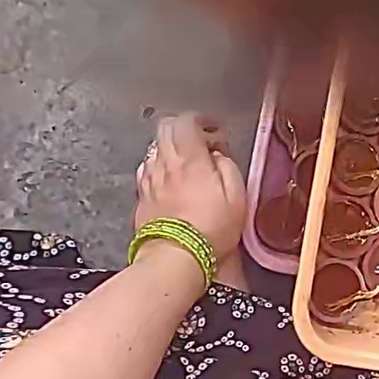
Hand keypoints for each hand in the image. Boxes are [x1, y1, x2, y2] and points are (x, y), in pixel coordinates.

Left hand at [133, 114, 246, 273]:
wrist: (175, 258)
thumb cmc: (210, 229)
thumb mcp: (237, 196)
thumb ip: (228, 167)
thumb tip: (218, 156)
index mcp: (190, 158)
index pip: (186, 121)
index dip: (202, 119)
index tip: (215, 130)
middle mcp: (165, 163)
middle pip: (165, 128)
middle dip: (184, 129)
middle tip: (202, 143)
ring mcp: (150, 179)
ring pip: (155, 148)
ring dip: (171, 148)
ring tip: (188, 163)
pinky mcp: (142, 197)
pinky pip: (147, 169)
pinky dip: (159, 166)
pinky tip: (170, 179)